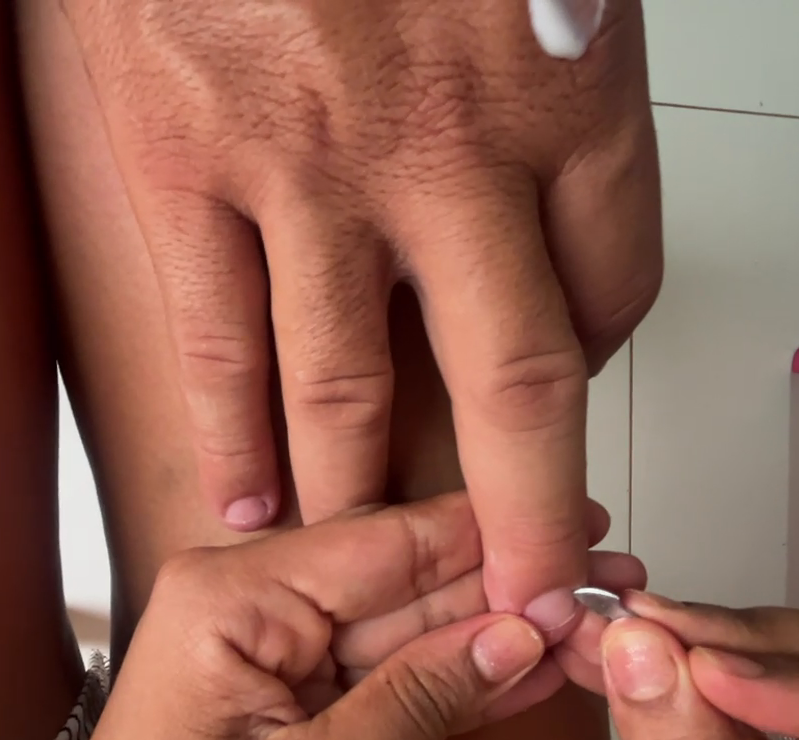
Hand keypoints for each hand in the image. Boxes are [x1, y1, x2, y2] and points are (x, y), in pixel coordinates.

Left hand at [0, 495, 552, 739]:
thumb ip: (420, 702)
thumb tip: (509, 636)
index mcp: (229, 598)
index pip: (386, 542)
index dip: (490, 540)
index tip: (574, 537)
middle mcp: (244, 603)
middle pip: (399, 579)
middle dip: (498, 592)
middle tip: (593, 592)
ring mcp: (266, 648)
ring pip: (399, 627)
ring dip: (484, 638)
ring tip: (573, 633)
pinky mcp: (286, 693)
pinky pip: (378, 674)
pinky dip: (443, 682)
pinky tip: (513, 675)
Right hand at [61, 0, 661, 619]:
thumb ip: (563, 86)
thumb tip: (553, 238)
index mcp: (559, 82)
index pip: (609, 287)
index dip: (591, 369)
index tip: (560, 408)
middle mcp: (444, 151)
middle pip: (511, 386)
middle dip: (522, 514)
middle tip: (523, 598)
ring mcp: (308, 172)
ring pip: (349, 388)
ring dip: (362, 497)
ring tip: (363, 566)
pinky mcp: (189, 172)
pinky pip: (223, 343)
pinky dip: (233, 439)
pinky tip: (245, 504)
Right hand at [600, 596, 798, 739]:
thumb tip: (633, 647)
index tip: (715, 681)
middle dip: (732, 643)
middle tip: (632, 635)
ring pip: (764, 644)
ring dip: (678, 636)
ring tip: (600, 631)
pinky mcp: (761, 734)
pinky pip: (708, 670)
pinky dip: (651, 655)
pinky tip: (599, 646)